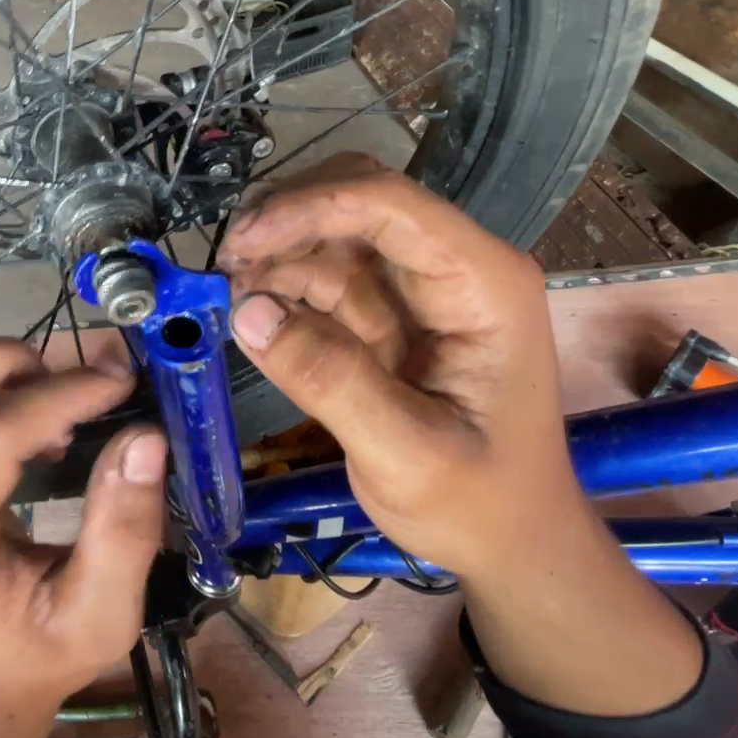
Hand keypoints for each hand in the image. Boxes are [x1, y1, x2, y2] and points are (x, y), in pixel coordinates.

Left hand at [0, 340, 167, 737]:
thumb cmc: (35, 654)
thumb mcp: (101, 618)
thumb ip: (124, 533)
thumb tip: (144, 437)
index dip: (56, 396)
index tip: (118, 383)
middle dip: (8, 358)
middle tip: (75, 384)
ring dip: (2, 365)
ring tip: (63, 402)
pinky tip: (41, 420)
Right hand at [218, 153, 577, 575]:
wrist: (508, 541)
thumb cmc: (481, 505)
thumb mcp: (408, 456)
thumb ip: (331, 382)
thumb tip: (248, 312)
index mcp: (481, 284)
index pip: (390, 204)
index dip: (309, 208)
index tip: (243, 244)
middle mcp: (448, 267)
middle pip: (357, 197)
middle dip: (287, 216)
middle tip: (229, 261)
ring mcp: (413, 286)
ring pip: (331, 227)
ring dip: (275, 248)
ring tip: (229, 292)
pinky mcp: (381, 311)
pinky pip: (320, 272)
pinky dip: (278, 281)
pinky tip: (250, 308)